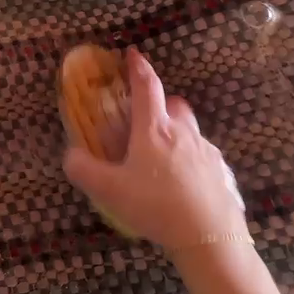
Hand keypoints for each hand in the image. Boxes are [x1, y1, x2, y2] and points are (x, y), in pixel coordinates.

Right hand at [63, 49, 247, 256]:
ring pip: (191, 131)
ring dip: (176, 135)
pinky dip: (191, 162)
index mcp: (154, 129)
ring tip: (162, 161)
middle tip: (145, 121)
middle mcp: (183, 133)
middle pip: (175, 104)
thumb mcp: (109, 190)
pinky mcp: (223, 174)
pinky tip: (183, 186)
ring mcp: (208, 153)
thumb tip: (70, 155)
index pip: (146, 86)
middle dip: (161, 104)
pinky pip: (204, 157)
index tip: (132, 54)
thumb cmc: (157, 206)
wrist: (211, 239)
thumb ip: (83, 169)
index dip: (138, 67)